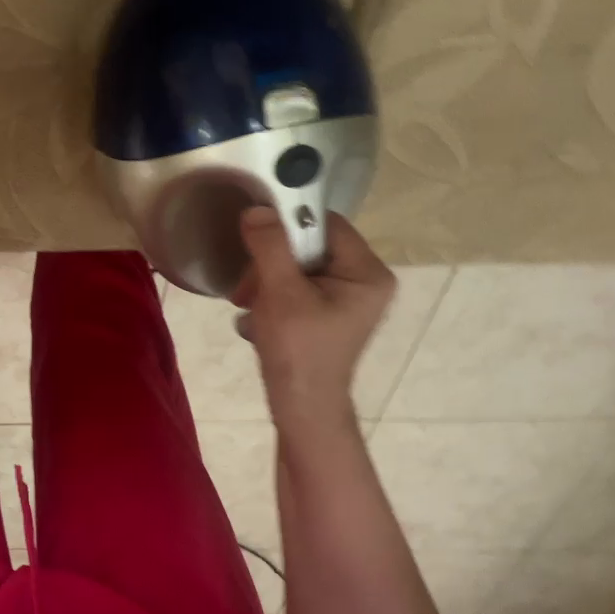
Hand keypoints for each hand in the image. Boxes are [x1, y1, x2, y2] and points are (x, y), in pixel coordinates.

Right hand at [231, 206, 395, 430]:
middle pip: (308, 244)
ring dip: (264, 278)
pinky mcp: (328, 309)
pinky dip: (271, 292)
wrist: (301, 403)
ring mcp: (347, 296)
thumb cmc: (298, 349)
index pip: (325, 223)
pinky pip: (295, 282)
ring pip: (296, 263)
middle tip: (247, 287)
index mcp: (367, 273)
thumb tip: (257, 209)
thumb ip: (271, 247)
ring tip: (247, 303)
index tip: (254, 244)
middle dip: (269, 261)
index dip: (286, 227)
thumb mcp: (281, 293)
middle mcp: (365, 279)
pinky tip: (258, 312)